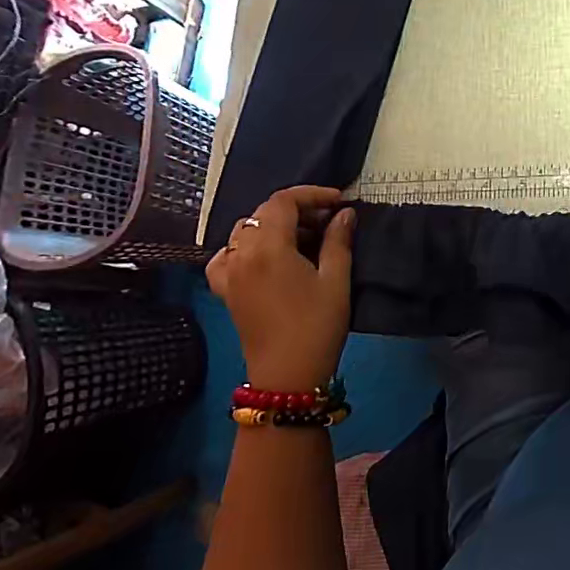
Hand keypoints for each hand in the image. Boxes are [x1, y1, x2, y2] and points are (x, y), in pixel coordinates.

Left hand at [206, 186, 354, 390]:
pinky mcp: (225, 290)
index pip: (283, 202)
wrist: (288, 375)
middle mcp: (241, 253)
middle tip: (328, 222)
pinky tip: (264, 257)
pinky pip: (227, 256)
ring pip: (246, 230)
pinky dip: (245, 247)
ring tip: (302, 239)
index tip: (338, 201)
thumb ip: (338, 241)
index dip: (312, 195)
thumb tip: (344, 213)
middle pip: (264, 213)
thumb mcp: (336, 280)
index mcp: (268, 248)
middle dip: (297, 210)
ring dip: (273, 226)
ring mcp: (229, 272)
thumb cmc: (317, 326)